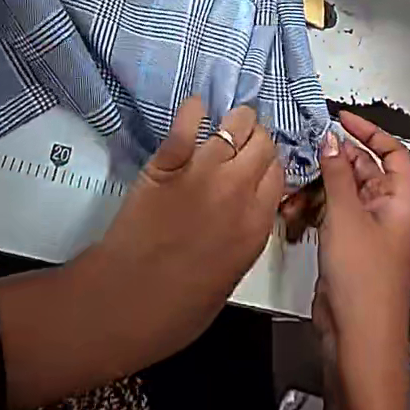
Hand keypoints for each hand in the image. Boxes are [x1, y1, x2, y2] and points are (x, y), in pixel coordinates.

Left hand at [70, 95, 285, 363]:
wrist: (131, 298)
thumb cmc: (182, 303)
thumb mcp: (233, 270)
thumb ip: (244, 231)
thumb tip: (244, 206)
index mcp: (256, 224)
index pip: (278, 173)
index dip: (268, 163)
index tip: (257, 162)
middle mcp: (237, 191)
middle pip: (262, 143)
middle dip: (255, 136)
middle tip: (240, 139)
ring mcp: (202, 171)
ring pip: (234, 125)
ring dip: (232, 120)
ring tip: (223, 122)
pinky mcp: (167, 161)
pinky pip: (187, 123)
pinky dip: (193, 110)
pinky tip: (195, 106)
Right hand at [312, 111, 409, 409]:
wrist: (357, 338)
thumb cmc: (366, 287)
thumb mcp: (346, 214)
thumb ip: (337, 172)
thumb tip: (332, 140)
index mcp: (403, 203)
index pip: (393, 152)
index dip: (369, 131)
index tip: (342, 117)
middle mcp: (389, 214)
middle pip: (364, 170)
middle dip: (334, 159)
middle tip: (307, 147)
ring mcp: (368, 231)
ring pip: (342, 191)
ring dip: (318, 185)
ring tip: (296, 183)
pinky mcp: (349, 245)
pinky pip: (331, 212)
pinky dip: (313, 206)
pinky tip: (295, 209)